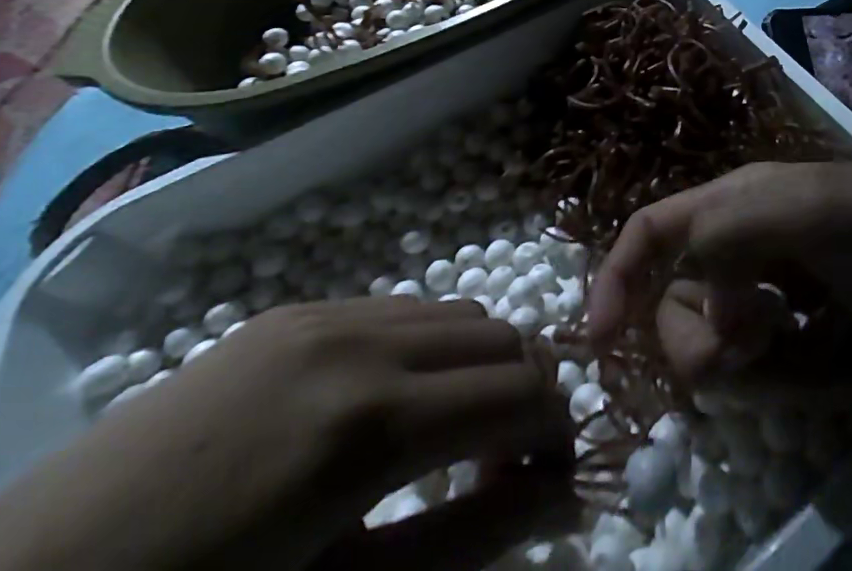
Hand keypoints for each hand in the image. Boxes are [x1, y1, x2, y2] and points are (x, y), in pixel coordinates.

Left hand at [0, 298, 572, 570]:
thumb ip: (473, 540)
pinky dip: (428, 350)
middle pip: (502, 339)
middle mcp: (358, 343)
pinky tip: (387, 410)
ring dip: (479, 368)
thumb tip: (563, 495)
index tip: (549, 483)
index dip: (557, 435)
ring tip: (447, 438)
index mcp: (372, 425)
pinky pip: (397, 311)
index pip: (524, 394)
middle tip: (502, 467)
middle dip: (528, 396)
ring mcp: (319, 315)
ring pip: (455, 315)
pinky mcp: (287, 313)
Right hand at [585, 163, 851, 386]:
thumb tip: (694, 296)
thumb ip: (731, 234)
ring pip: (736, 348)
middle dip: (708, 340)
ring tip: (828, 360)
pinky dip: (811, 381)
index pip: (653, 230)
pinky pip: (788, 373)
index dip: (617, 278)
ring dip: (769, 372)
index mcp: (742, 202)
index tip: (600, 346)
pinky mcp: (830, 331)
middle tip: (757, 351)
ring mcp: (794, 290)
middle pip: (687, 302)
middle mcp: (756, 242)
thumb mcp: (816, 211)